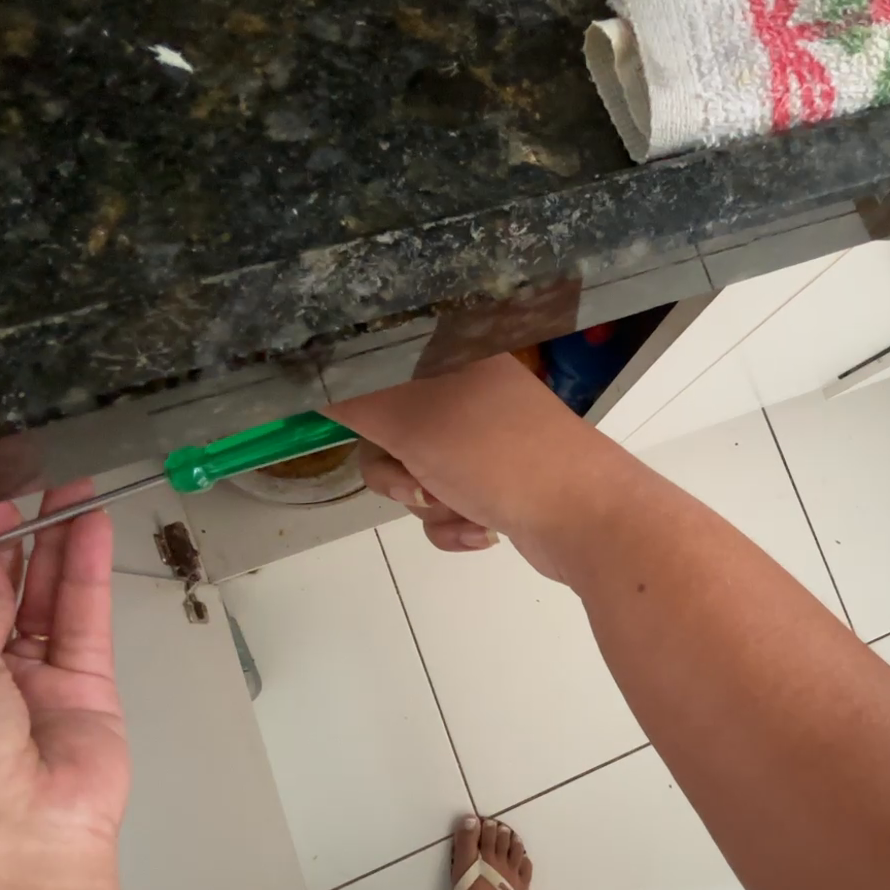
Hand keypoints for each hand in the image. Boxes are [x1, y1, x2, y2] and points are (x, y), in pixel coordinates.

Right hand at [327, 354, 632, 582]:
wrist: (586, 520)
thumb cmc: (497, 457)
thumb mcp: (411, 420)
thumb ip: (352, 396)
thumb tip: (303, 368)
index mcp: (453, 357)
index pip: (378, 366)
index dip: (361, 405)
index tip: (359, 428)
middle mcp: (470, 394)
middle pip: (388, 432)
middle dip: (400, 471)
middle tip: (425, 479)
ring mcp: (487, 443)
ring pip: (415, 476)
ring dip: (431, 504)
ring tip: (468, 508)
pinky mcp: (499, 486)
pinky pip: (447, 508)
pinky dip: (457, 526)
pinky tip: (485, 532)